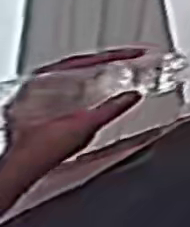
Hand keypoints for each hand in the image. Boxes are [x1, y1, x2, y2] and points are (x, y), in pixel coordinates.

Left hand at [2, 49, 145, 173]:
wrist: (20, 173)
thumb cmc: (39, 152)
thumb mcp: (86, 125)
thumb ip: (112, 107)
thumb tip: (131, 95)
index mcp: (35, 91)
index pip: (75, 62)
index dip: (109, 55)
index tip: (132, 53)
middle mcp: (27, 97)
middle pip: (67, 68)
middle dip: (100, 61)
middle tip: (126, 57)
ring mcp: (27, 108)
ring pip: (63, 81)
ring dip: (91, 74)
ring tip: (113, 70)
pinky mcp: (32, 119)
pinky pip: (60, 94)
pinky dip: (81, 89)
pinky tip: (92, 94)